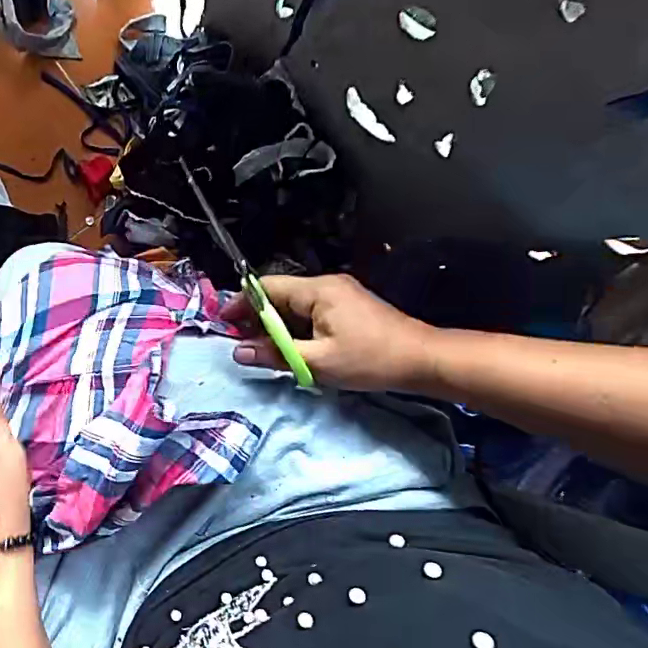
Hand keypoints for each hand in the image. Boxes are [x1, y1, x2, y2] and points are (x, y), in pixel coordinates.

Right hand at [219, 274, 440, 391]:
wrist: (422, 359)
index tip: (225, 323)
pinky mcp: (349, 308)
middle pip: (281, 294)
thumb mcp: (318, 362)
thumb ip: (277, 355)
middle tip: (242, 342)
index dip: (242, 304)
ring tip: (263, 349)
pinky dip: (296, 328)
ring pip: (296, 305)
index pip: (268, 288)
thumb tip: (240, 351)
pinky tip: (293, 348)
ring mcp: (340, 295)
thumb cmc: (370, 360)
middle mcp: (327, 285)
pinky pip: (312, 312)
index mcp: (318, 290)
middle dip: (258, 318)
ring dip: (277, 325)